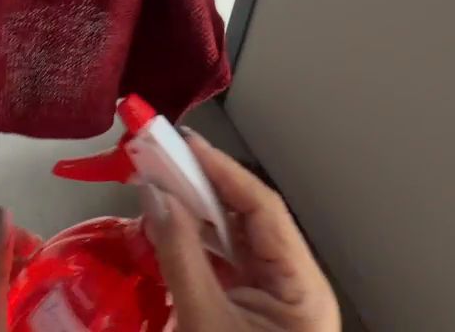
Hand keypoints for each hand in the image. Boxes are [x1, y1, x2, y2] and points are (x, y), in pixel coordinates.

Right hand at [141, 133, 340, 331]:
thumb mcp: (205, 323)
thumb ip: (179, 252)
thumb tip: (153, 192)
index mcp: (301, 287)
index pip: (261, 208)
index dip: (220, 169)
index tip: (180, 142)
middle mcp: (291, 286)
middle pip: (246, 218)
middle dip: (201, 185)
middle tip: (157, 157)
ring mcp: (270, 301)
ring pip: (231, 239)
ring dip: (193, 211)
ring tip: (155, 184)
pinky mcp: (247, 315)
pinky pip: (220, 264)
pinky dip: (191, 243)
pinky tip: (163, 228)